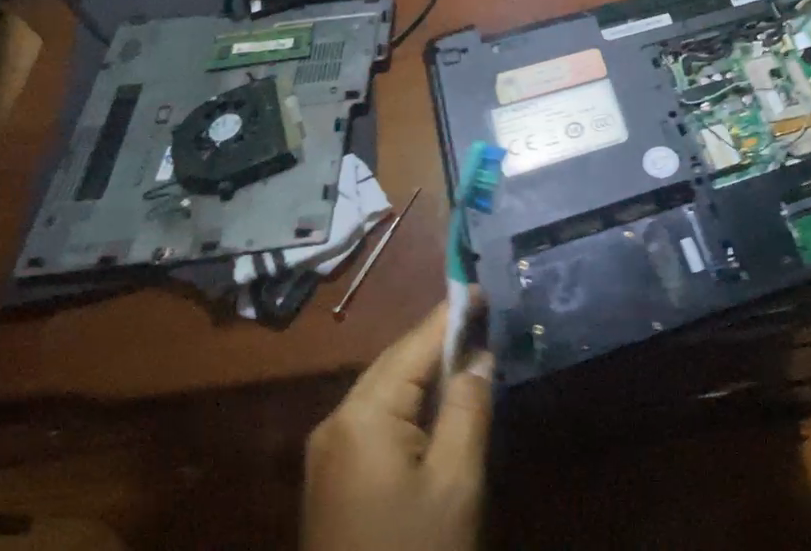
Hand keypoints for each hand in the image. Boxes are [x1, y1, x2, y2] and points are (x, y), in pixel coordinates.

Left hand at [302, 302, 493, 550]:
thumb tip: (477, 357)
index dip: (450, 315)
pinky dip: (408, 402)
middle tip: (484, 318)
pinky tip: (438, 403)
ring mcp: (327, 451)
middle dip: (438, 341)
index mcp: (362, 416)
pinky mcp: (331, 476)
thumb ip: (468, 407)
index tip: (481, 286)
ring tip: (469, 353)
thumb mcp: (457, 480)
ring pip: (383, 390)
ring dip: (425, 372)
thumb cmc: (416, 548)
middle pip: (394, 364)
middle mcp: (334, 422)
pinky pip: (374, 418)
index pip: (413, 347)